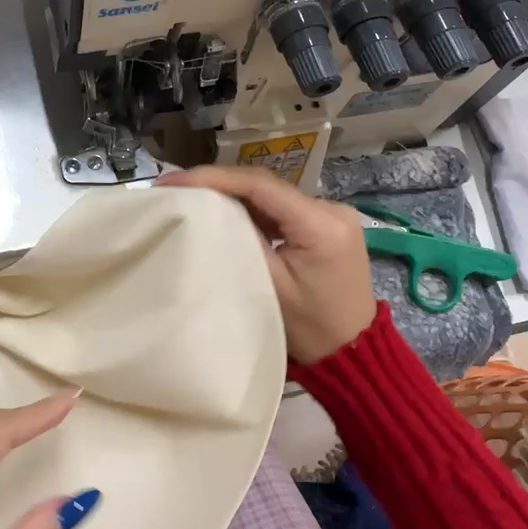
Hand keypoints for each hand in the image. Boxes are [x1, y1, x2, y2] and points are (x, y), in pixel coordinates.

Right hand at [159, 165, 376, 363]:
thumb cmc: (311, 327)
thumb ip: (242, 241)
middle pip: (266, 185)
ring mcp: (332, 213)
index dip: (213, 178)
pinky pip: (282, 207)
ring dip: (233, 194)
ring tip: (190, 195)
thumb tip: (208, 210)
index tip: (173, 181)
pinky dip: (252, 207)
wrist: (354, 350)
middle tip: (174, 187)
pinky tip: (223, 210)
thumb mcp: (270, 285)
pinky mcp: (326, 223)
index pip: (260, 185)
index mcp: (321, 224)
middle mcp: (332, 208)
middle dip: (218, 183)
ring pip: (272, 193)